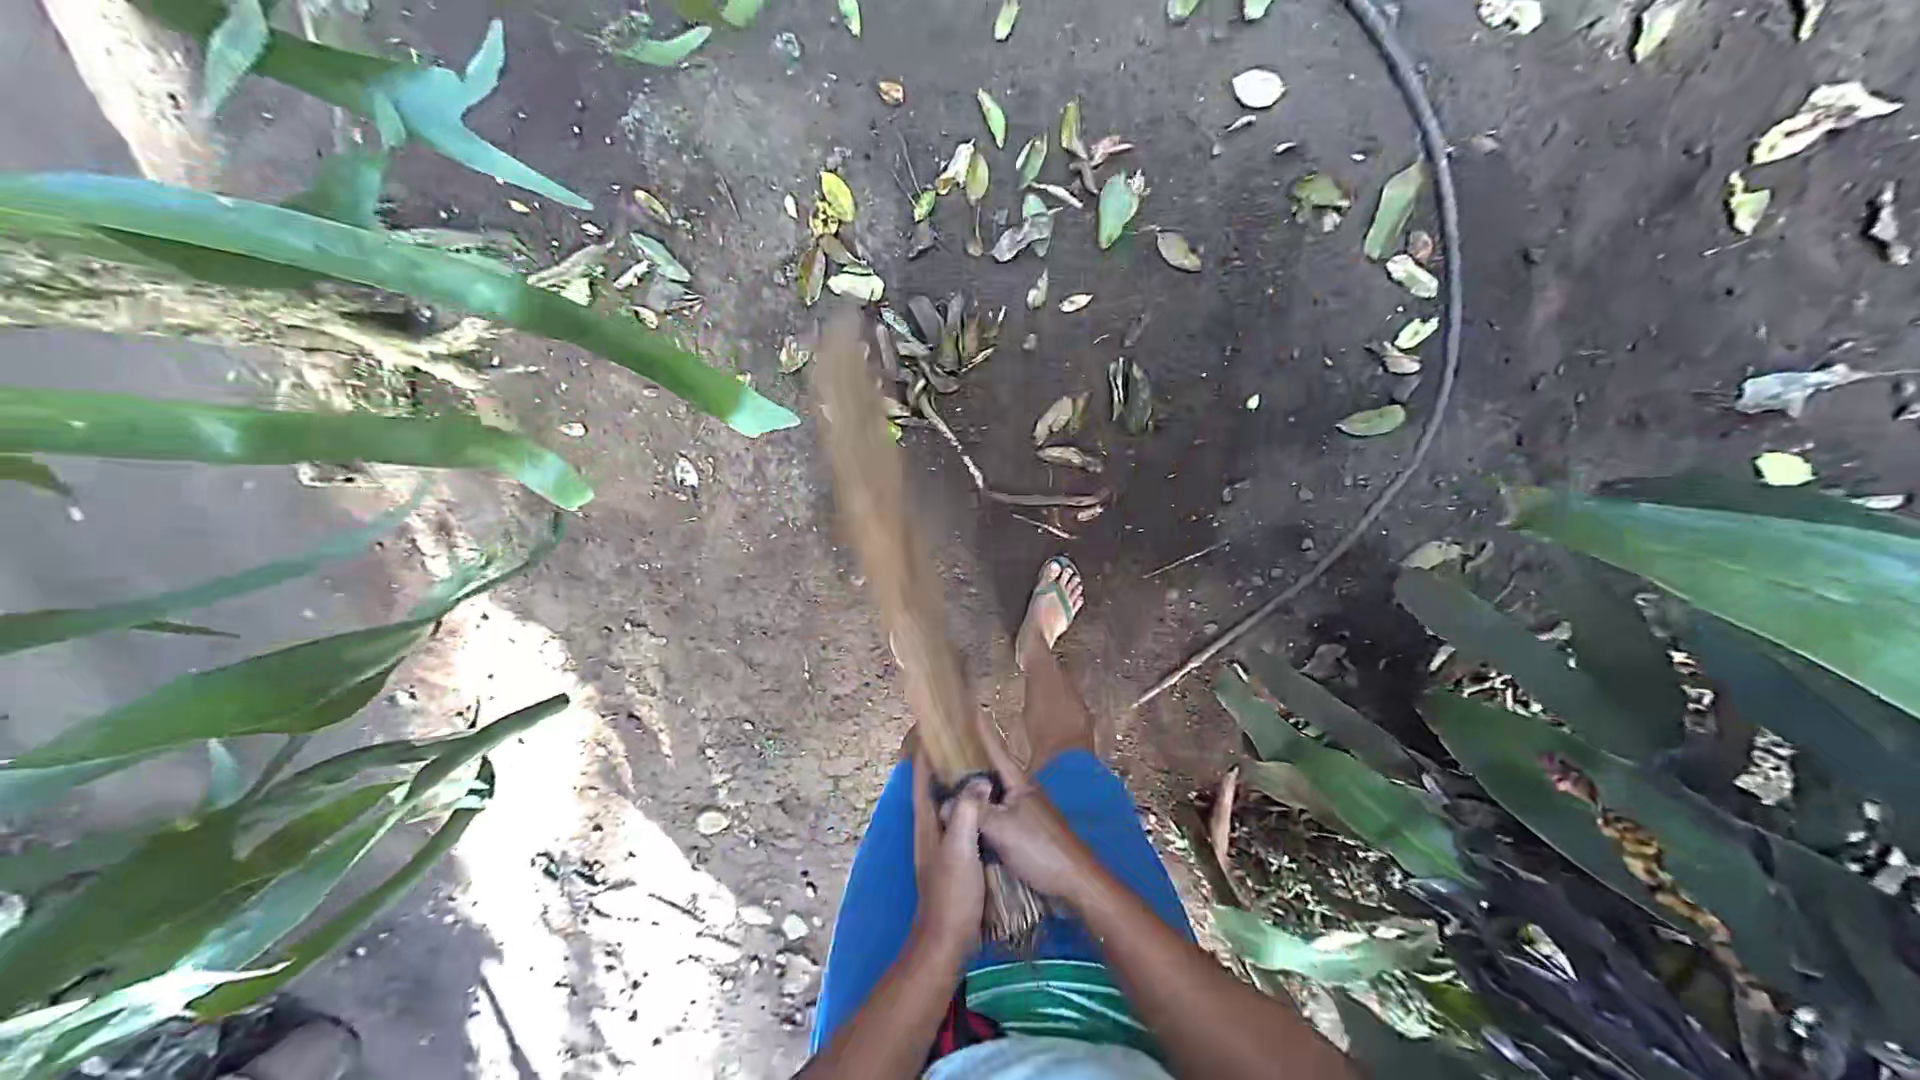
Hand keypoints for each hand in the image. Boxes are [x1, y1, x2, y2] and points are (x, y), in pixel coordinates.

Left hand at [911, 751, 989, 954]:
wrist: (949, 940)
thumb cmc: (952, 892)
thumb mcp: (959, 847)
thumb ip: (966, 811)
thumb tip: (978, 780)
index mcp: (926, 821)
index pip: (922, 777)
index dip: (926, 751)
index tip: (935, 727)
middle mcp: (930, 828)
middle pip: (933, 787)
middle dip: (944, 763)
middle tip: (965, 742)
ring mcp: (941, 844)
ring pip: (948, 804)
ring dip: (958, 784)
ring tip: (979, 765)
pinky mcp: (955, 857)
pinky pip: (961, 820)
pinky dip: (970, 806)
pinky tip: (988, 806)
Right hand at [965, 709, 1105, 910]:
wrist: (1075, 881)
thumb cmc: (1040, 848)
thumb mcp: (1001, 828)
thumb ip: (972, 812)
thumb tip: (946, 803)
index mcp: (1019, 783)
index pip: (997, 750)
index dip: (984, 732)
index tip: (974, 710)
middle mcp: (1024, 792)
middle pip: (994, 771)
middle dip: (975, 761)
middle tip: (951, 752)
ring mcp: (1028, 812)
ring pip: (996, 794)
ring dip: (978, 790)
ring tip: (956, 785)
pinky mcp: (1029, 831)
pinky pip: (1000, 813)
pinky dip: (985, 811)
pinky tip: (973, 819)